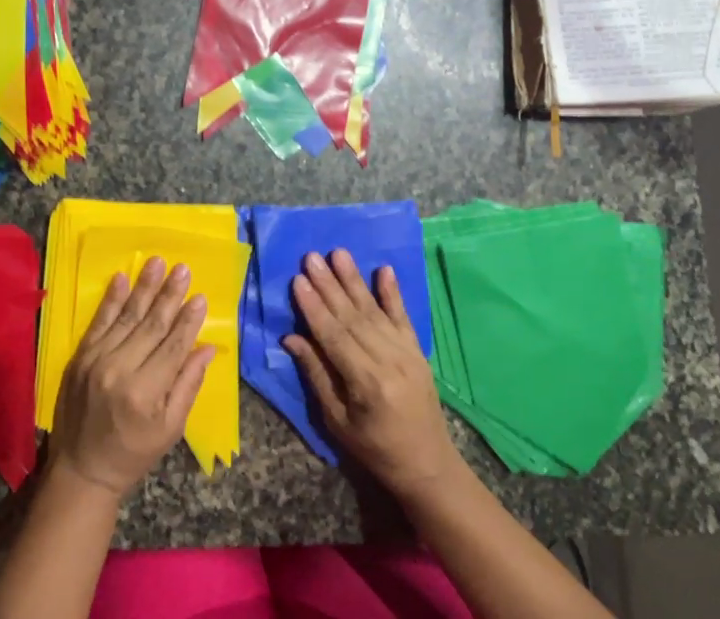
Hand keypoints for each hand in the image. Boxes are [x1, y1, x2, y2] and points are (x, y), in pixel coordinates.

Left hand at [49, 257, 216, 499]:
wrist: (82, 468)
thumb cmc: (133, 453)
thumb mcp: (170, 429)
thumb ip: (188, 385)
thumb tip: (207, 347)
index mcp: (145, 393)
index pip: (173, 346)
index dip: (188, 320)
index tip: (201, 296)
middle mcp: (119, 371)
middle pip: (150, 325)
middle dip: (169, 295)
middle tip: (183, 268)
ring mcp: (95, 361)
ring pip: (125, 317)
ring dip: (143, 288)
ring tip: (157, 263)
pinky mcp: (79, 357)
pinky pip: (98, 322)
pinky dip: (111, 300)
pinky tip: (122, 278)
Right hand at [283, 249, 462, 501]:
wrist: (428, 465)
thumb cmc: (374, 449)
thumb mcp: (337, 420)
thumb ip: (316, 375)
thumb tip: (292, 338)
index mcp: (367, 383)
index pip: (335, 336)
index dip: (315, 308)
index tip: (298, 280)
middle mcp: (390, 362)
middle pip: (353, 317)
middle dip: (330, 285)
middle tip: (311, 257)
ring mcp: (408, 354)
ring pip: (375, 311)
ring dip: (354, 281)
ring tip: (338, 254)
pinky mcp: (418, 352)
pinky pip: (403, 318)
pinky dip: (393, 293)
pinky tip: (384, 270)